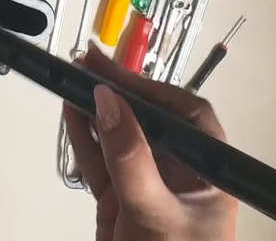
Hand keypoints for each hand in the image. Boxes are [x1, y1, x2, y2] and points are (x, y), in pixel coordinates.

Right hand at [62, 49, 238, 240]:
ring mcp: (147, 188)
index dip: (153, 89)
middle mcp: (179, 176)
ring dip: (95, 108)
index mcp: (206, 176)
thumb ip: (129, 154)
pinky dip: (83, 135)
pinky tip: (69, 110)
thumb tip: (107, 98)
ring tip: (71, 78)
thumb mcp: (152, 213)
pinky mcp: (120, 203)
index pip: (187, 115)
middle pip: (149, 120)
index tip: (117, 74)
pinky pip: (101, 160)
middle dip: (118, 91)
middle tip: (85, 63)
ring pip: (119, 136)